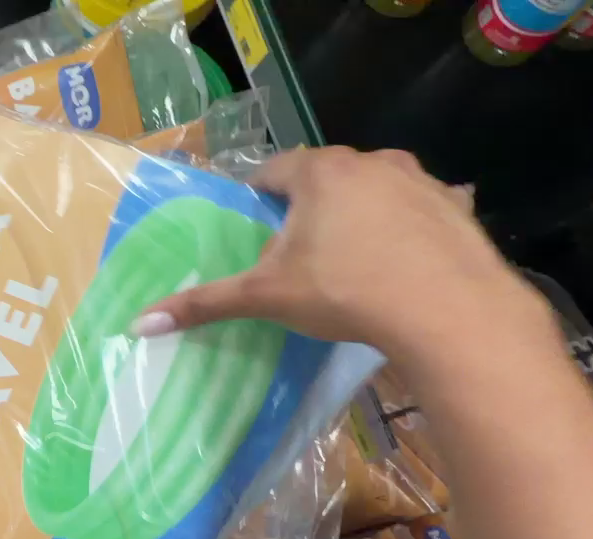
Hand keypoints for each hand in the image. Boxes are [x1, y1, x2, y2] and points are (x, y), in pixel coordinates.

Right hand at [130, 147, 547, 368]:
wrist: (446, 309)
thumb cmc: (343, 290)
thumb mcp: (264, 297)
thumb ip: (204, 305)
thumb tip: (138, 323)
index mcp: (320, 173)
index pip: (273, 171)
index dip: (255, 197)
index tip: (248, 226)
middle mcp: (371, 161)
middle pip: (322, 178)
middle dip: (303, 208)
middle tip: (288, 252)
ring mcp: (419, 180)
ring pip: (370, 190)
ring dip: (352, 214)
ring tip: (339, 259)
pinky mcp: (454, 205)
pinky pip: (415, 208)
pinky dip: (399, 227)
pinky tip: (393, 261)